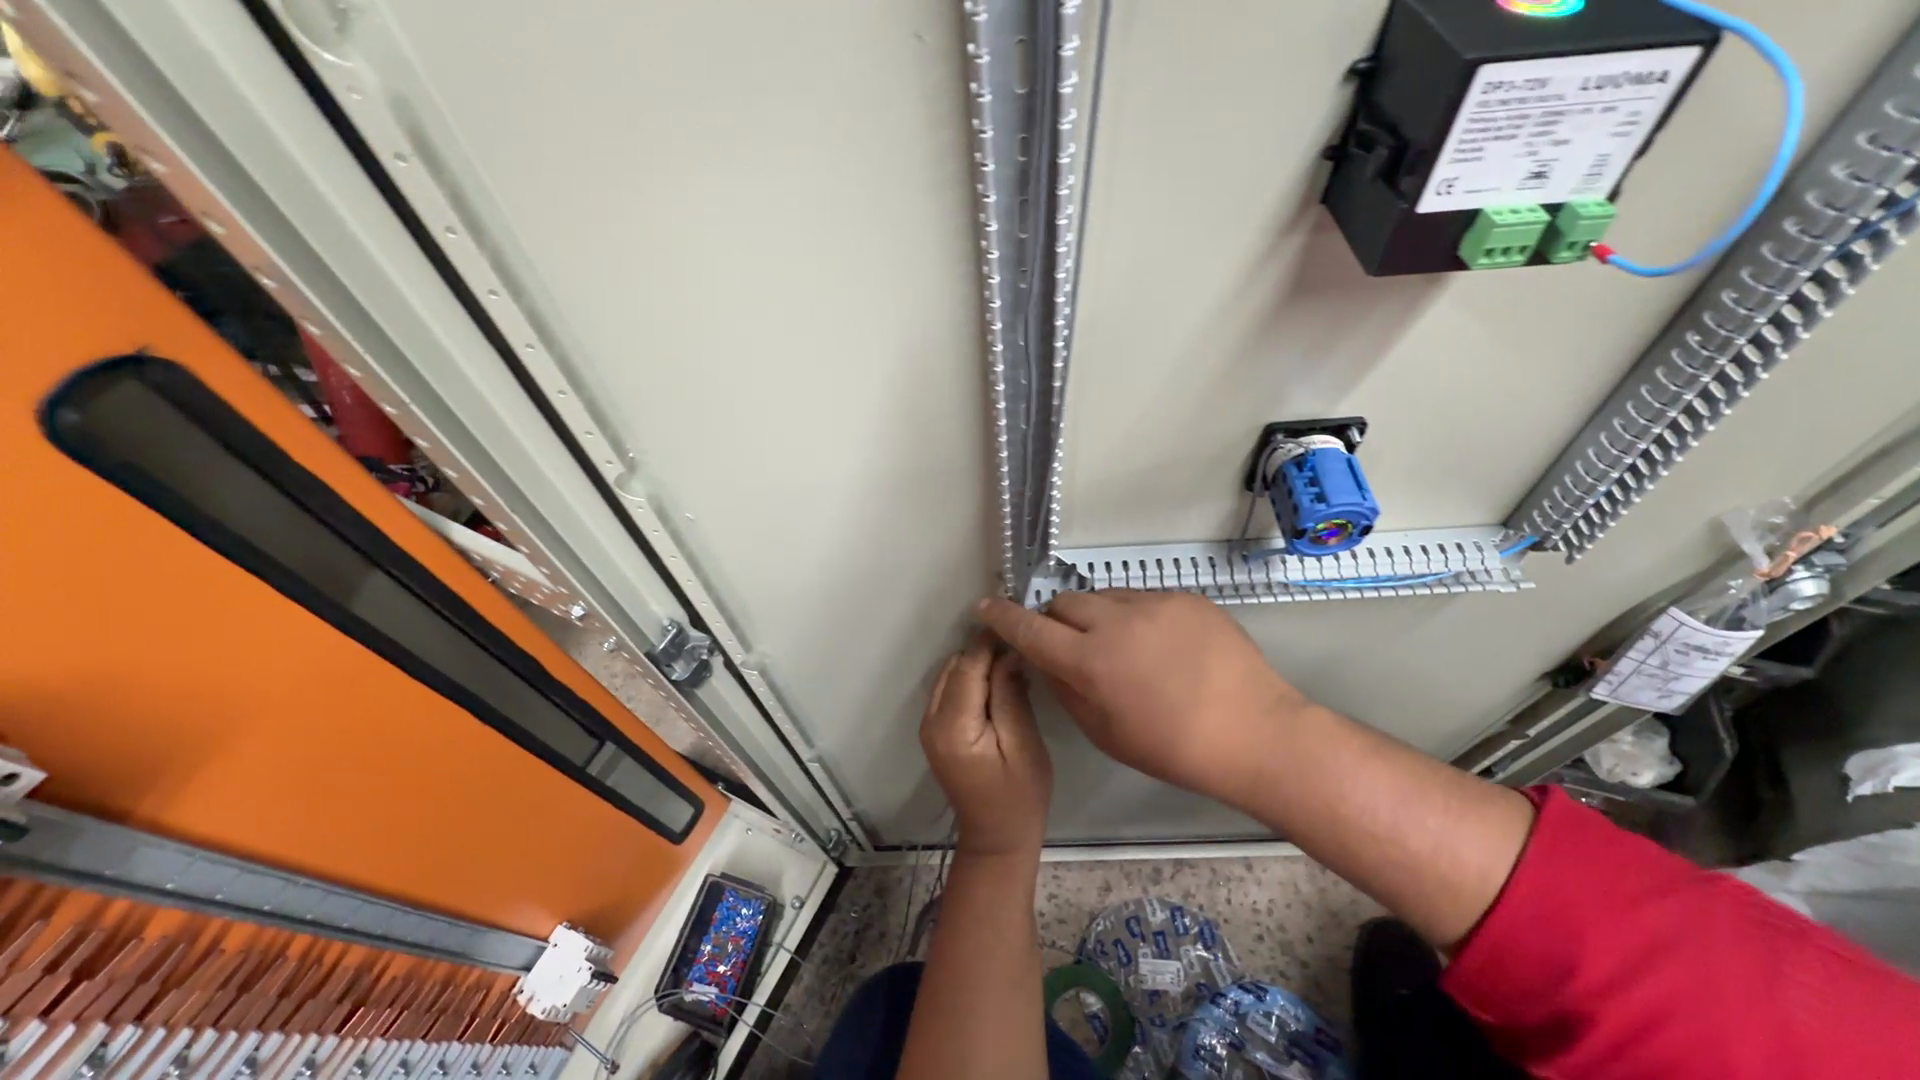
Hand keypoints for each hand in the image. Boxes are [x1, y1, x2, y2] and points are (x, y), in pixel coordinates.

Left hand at [920, 633, 1053, 854]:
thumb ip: (1010, 696)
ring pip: (950, 676)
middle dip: (984, 653)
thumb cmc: (1020, 796)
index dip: (991, 643)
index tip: (1018, 625)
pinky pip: (950, 692)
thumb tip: (1008, 653)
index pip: (968, 667)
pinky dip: (971, 681)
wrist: (997, 838)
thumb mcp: (1023, 745)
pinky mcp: (936, 733)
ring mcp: (930, 728)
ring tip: (1013, 663)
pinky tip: (998, 684)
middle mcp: (932, 721)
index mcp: (953, 725)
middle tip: (1021, 647)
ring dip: (977, 665)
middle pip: (955, 667)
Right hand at [974, 591, 1316, 806]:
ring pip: (1103, 597)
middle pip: (1063, 602)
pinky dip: (1134, 616)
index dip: (1003, 618)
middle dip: (1055, 619)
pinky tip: (1158, 646)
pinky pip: (1141, 599)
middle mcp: (1116, 621)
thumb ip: (1066, 690)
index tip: (986, 607)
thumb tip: (1045, 661)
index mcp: (1090, 661)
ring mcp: (1154, 604)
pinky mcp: (1185, 598)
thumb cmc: (1173, 748)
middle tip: (1070, 646)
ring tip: (1121, 648)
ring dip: (1096, 617)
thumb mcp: (1105, 733)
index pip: (1029, 628)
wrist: (1254, 732)